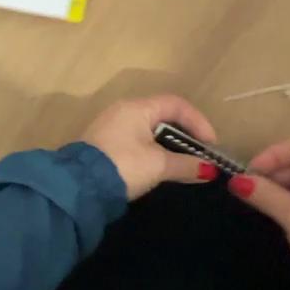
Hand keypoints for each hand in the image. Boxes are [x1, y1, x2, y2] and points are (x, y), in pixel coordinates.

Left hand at [81, 95, 220, 199]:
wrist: (79, 186)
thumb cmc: (123, 166)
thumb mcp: (158, 165)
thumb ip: (186, 165)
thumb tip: (209, 170)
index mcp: (137, 108)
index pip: (176, 104)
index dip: (198, 122)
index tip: (210, 145)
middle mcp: (122, 111)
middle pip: (162, 115)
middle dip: (184, 135)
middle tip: (199, 155)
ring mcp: (111, 127)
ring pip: (149, 130)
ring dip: (169, 146)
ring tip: (183, 164)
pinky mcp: (104, 144)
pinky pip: (136, 141)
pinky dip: (153, 151)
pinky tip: (159, 168)